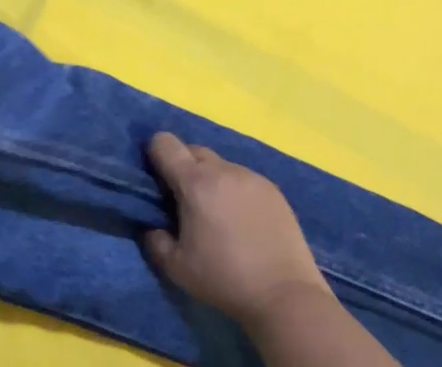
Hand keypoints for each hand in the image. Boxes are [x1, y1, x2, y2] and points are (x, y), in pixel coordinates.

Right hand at [142, 132, 331, 327]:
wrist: (288, 298)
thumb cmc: (226, 279)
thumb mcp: (176, 267)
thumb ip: (155, 239)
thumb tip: (153, 225)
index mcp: (195, 183)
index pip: (164, 142)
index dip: (155, 155)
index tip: (158, 181)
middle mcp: (224, 171)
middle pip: (192, 149)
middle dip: (183, 167)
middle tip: (187, 201)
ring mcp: (252, 178)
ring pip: (220, 165)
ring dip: (211, 179)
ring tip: (219, 213)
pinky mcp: (275, 191)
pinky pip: (243, 178)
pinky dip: (235, 190)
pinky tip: (244, 220)